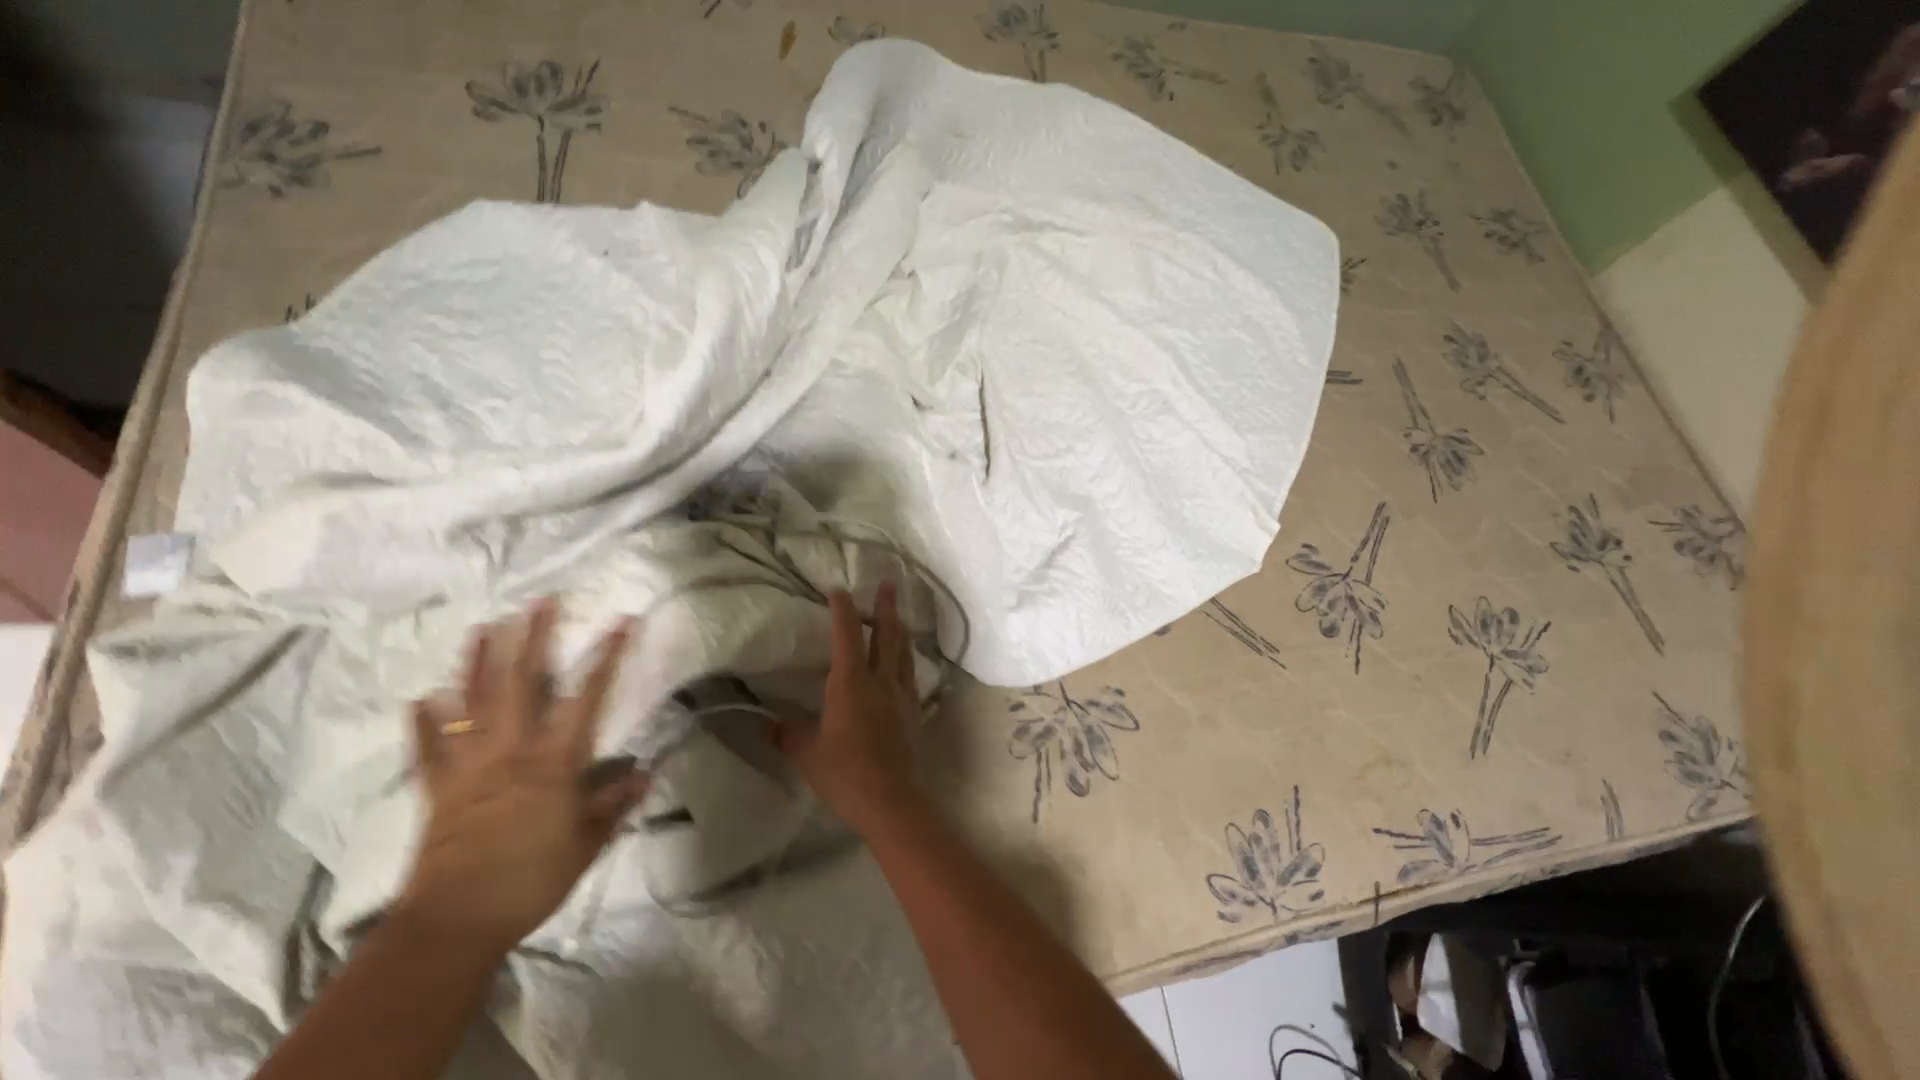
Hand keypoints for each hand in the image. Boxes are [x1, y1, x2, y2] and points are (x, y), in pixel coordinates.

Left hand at [398, 599, 649, 953]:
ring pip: (471, 703)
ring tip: (483, 627)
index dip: (606, 657)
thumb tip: (644, 772)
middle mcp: (509, 751)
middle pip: (521, 683)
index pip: (586, 697)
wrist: (455, 921)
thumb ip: (613, 804)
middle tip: (539, 601)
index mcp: (552, 762)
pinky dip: (422, 724)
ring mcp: (468, 767)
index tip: (620, 622)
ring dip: (477, 662)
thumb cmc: (531, 881)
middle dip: (532, 638)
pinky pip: (427, 750)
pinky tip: (419, 700)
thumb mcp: (587, 845)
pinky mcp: (437, 789)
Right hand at [777, 583, 921, 832]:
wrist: (891, 801)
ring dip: (900, 630)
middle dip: (886, 607)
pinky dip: (906, 661)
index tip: (838, 589)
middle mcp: (880, 681)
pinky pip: (910, 676)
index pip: (847, 635)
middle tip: (890, 582)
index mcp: (851, 682)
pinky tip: (905, 664)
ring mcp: (901, 697)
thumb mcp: (806, 753)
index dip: (842, 609)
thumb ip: (788, 733)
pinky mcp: (913, 715)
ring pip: (904, 653)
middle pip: (887, 635)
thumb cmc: (844, 773)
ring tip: (900, 616)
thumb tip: (768, 723)